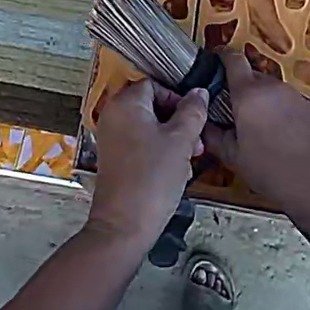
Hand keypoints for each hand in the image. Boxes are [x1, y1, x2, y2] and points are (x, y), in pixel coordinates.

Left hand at [85, 79, 207, 245]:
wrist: (125, 224)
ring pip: (148, 126)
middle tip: (195, 140)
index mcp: (125, 103)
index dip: (177, 98)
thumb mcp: (181, 141)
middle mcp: (113, 115)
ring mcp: (111, 137)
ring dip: (171, 138)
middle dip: (177, 122)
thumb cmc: (150, 181)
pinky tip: (174, 171)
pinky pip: (139, 143)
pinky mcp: (114, 157)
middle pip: (151, 106)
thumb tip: (199, 94)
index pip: (154, 85)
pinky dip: (158, 151)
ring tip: (187, 159)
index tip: (194, 115)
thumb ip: (192, 112)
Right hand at [202, 53, 309, 213]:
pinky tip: (277, 136)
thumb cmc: (273, 170)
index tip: (214, 64)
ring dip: (258, 101)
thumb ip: (213, 135)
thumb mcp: (234, 156)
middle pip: (250, 76)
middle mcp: (272, 87)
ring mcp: (294, 95)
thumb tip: (202, 126)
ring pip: (268, 89)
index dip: (221, 56)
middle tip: (230, 112)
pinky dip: (276, 111)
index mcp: (248, 93)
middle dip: (238, 89)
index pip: (233, 58)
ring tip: (254, 128)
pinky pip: (285, 101)